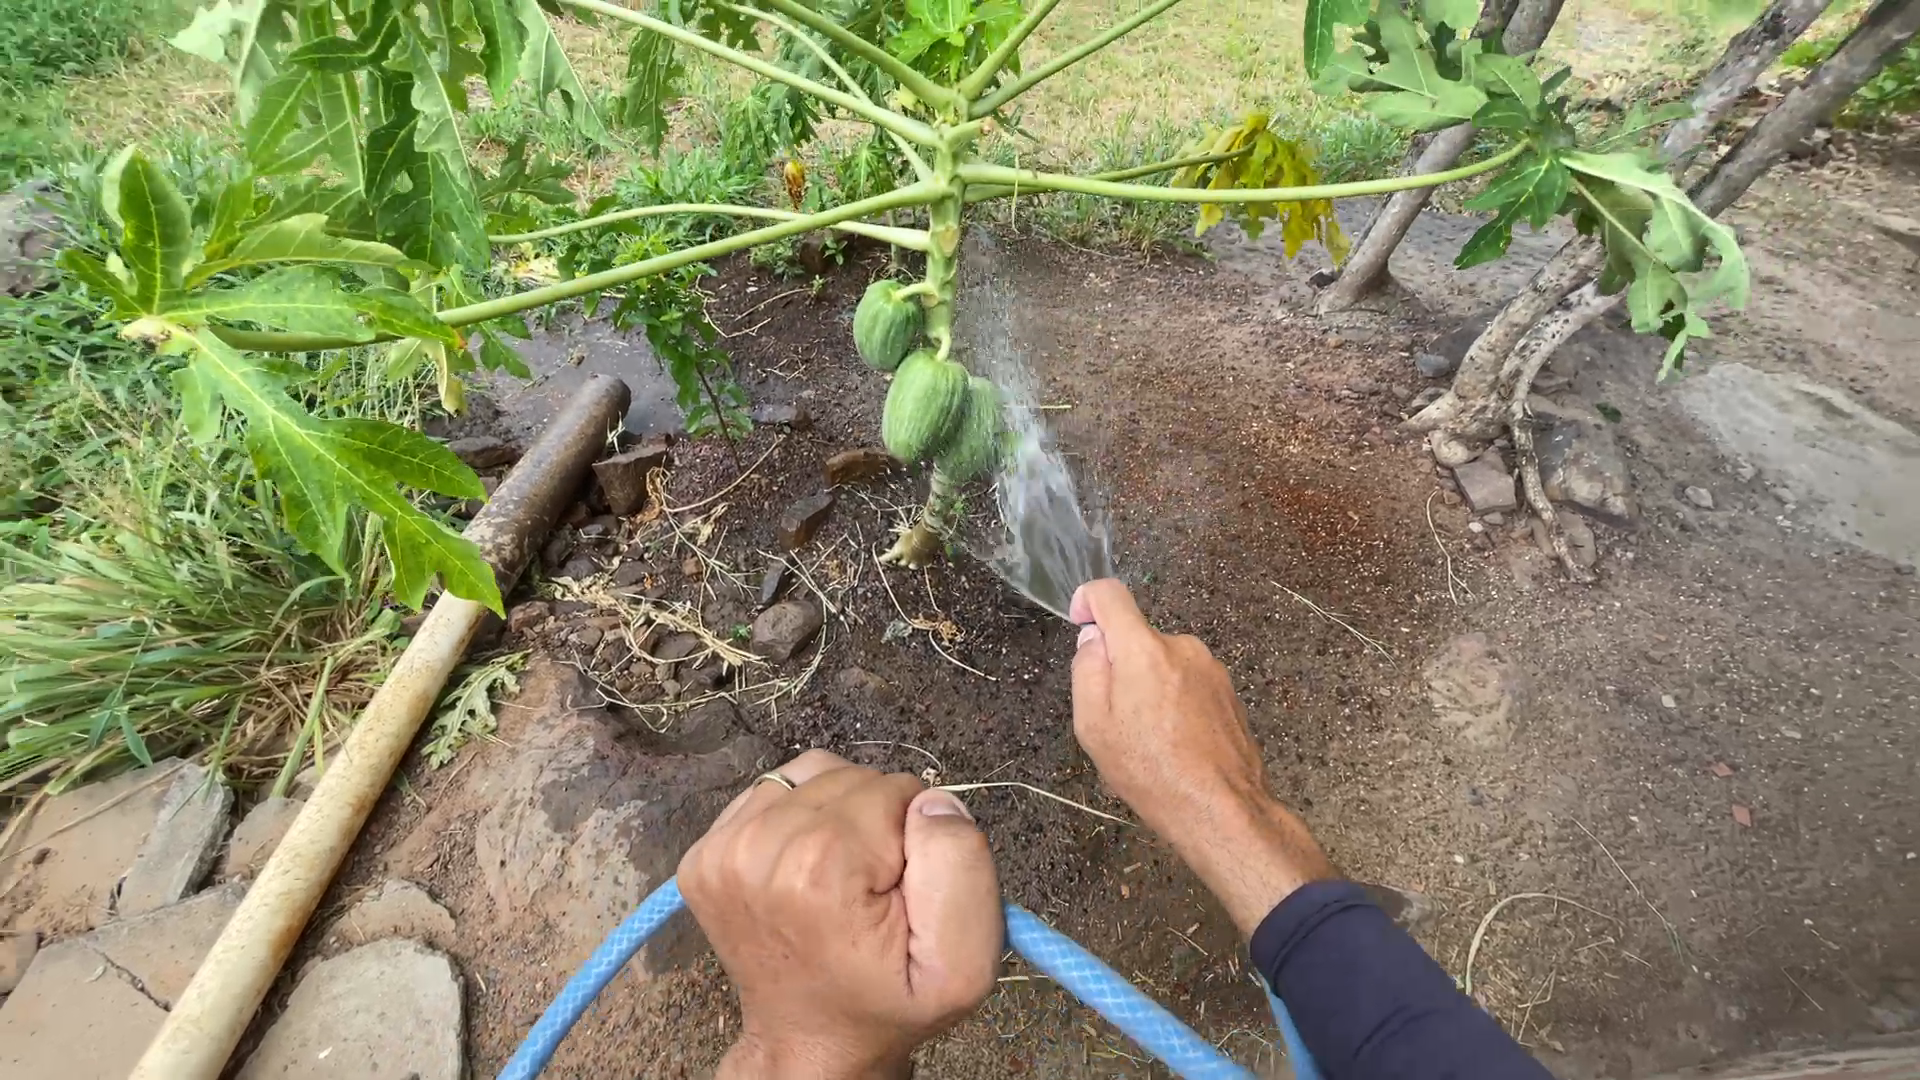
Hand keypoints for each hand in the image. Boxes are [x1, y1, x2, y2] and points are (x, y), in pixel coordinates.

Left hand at [680, 750, 1001, 1078]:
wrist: (812, 1044)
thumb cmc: (889, 1003)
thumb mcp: (961, 962)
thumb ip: (962, 864)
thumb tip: (930, 799)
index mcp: (819, 867)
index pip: (895, 789)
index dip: (912, 832)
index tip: (901, 887)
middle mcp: (758, 846)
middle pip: (853, 778)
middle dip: (878, 818)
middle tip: (875, 884)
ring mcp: (723, 847)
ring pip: (817, 773)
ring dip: (842, 809)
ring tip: (845, 868)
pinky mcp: (706, 850)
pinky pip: (778, 786)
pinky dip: (803, 810)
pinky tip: (810, 859)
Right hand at [1070, 580, 1334, 932]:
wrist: (1222, 809)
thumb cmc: (1149, 770)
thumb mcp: (1093, 725)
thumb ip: (1086, 669)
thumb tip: (1094, 638)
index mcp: (1143, 649)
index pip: (1110, 594)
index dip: (1087, 599)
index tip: (1080, 622)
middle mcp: (1180, 646)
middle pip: (1136, 637)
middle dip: (1120, 664)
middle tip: (1115, 716)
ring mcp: (1210, 667)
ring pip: (1162, 661)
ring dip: (1148, 685)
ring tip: (1148, 737)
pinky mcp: (1228, 690)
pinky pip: (1186, 680)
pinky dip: (1173, 700)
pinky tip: (1175, 741)